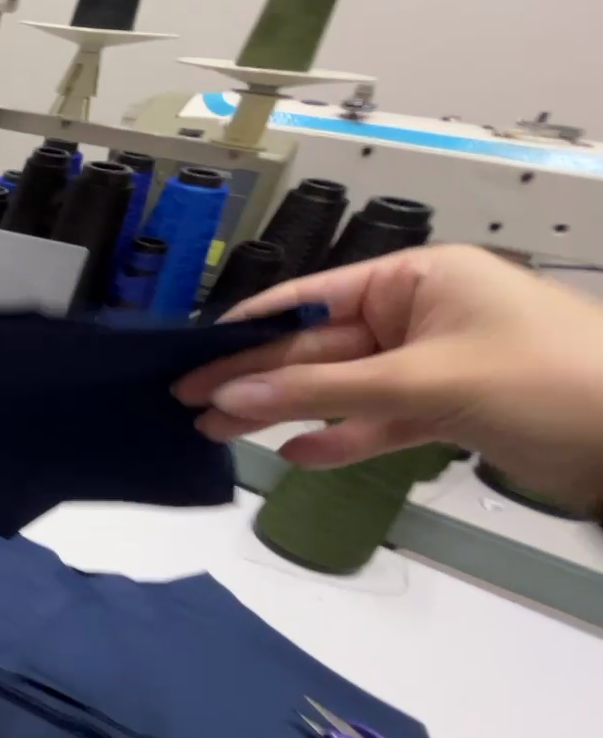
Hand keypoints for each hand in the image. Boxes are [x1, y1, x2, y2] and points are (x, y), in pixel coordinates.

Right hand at [172, 244, 602, 510]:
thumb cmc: (551, 382)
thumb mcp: (425, 382)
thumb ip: (316, 391)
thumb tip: (224, 396)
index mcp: (415, 281)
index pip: (307, 300)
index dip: (246, 329)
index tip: (190, 355)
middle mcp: (416, 316)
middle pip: (313, 350)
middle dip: (253, 380)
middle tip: (186, 403)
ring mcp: (430, 365)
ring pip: (335, 388)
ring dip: (280, 412)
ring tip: (215, 432)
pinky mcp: (445, 409)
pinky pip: (375, 421)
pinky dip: (338, 439)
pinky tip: (295, 456)